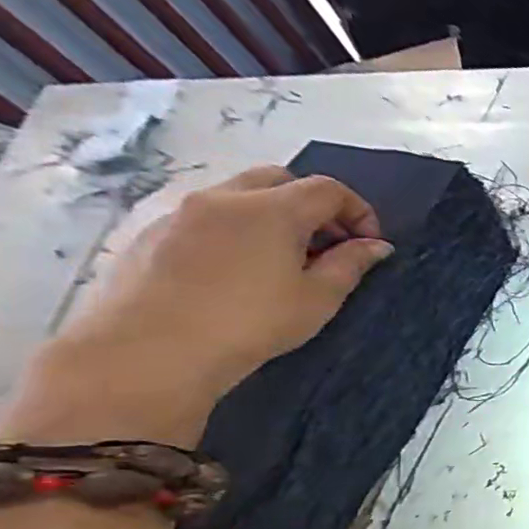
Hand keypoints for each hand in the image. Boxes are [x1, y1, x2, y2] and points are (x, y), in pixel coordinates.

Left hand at [0, 167, 391, 445]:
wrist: (152, 349)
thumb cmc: (252, 322)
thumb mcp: (318, 297)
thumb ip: (350, 264)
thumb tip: (376, 245)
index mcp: (271, 209)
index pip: (328, 189)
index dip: (358, 212)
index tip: (368, 245)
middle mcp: (225, 197)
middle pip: (280, 179)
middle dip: (313, 205)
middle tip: (328, 246)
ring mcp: (182, 212)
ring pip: (240, 194)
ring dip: (273, 215)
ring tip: (284, 260)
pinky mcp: (154, 232)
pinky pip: (208, 216)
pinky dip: (237, 229)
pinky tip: (241, 271)